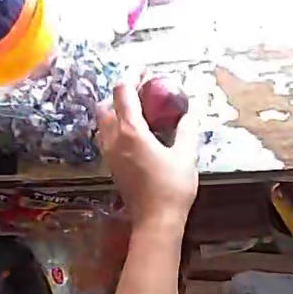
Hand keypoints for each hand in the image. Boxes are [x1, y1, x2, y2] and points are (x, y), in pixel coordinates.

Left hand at [98, 75, 197, 235]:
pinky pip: (107, 139)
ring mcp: (109, 155)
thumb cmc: (172, 188)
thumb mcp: (186, 156)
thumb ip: (186, 131)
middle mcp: (114, 139)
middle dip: (120, 96)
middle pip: (106, 105)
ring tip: (138, 115)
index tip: (144, 72)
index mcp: (131, 131)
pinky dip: (116, 130)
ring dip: (116, 113)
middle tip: (142, 96)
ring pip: (103, 123)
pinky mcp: (112, 167)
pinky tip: (135, 137)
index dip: (132, 77)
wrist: (156, 221)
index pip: (122, 92)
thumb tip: (189, 114)